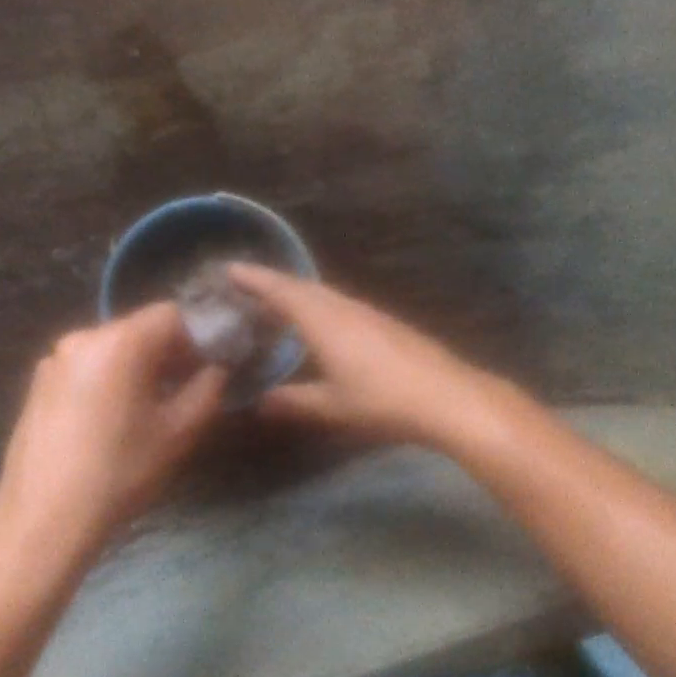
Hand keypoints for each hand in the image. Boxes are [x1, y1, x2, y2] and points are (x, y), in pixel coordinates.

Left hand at [0, 304, 226, 548]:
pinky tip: (113, 421)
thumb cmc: (120, 472)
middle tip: (189, 387)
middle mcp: (82, 338)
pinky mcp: (37, 385)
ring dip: (138, 368)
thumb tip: (216, 369)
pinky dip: (108, 380)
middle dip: (169, 353)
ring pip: (112, 350)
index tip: (212, 365)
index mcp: (119, 341)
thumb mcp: (178, 433)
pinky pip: (86, 368)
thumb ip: (206, 389)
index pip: (172, 315)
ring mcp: (54, 361)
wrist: (44, 519)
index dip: (200, 335)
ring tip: (151, 408)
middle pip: (139, 330)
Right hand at [227, 263, 495, 444]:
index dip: (254, 279)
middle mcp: (344, 307)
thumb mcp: (331, 406)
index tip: (229, 269)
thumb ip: (293, 402)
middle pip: (303, 287)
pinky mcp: (386, 323)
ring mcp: (369, 312)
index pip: (282, 291)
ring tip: (276, 304)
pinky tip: (320, 324)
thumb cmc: (382, 401)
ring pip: (324, 294)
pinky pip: (340, 304)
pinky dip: (319, 305)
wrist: (446, 397)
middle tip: (245, 286)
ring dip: (297, 294)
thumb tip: (258, 402)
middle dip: (272, 283)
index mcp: (324, 321)